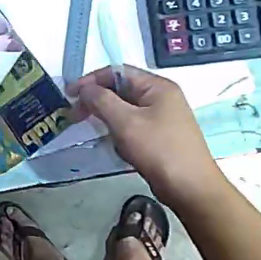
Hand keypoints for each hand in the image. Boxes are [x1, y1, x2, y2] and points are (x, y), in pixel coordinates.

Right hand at [70, 66, 225, 207]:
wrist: (190, 187)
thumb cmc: (158, 150)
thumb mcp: (126, 122)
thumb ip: (102, 101)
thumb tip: (85, 89)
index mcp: (157, 86)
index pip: (118, 72)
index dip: (92, 80)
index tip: (70, 94)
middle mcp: (162, 97)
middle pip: (122, 90)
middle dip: (98, 101)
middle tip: (76, 116)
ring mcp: (163, 118)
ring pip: (126, 110)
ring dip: (109, 119)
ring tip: (98, 133)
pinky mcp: (161, 137)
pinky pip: (134, 127)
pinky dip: (121, 133)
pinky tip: (117, 147)